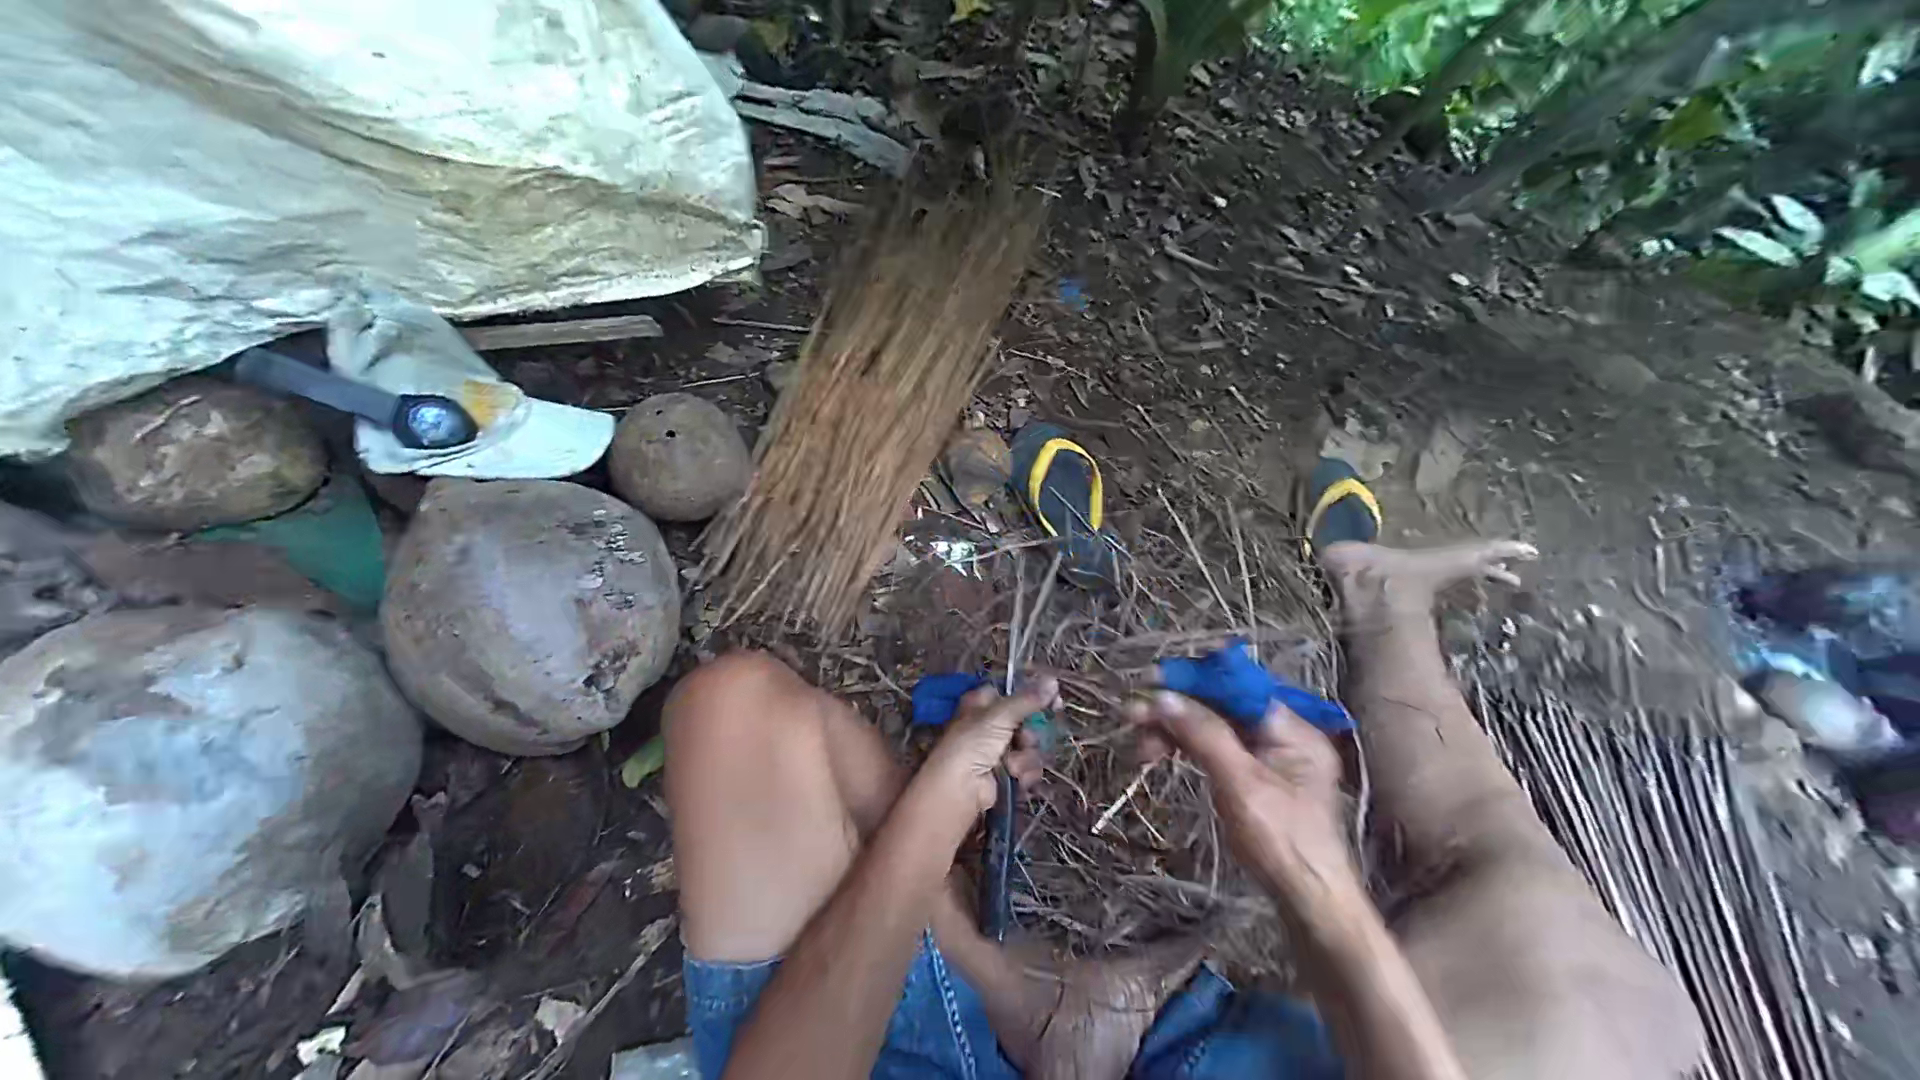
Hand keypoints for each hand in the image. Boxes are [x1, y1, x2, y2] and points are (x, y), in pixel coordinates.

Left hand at [919, 677, 1058, 814]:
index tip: (1054, 700)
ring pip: (1032, 746)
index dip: (1033, 696)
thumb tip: (1053, 681)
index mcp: (982, 703)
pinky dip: (1025, 772)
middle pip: (1027, 721)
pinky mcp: (1008, 772)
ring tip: (1013, 764)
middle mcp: (991, 724)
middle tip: (1025, 739)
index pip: (1014, 692)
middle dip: (1030, 734)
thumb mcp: (999, 715)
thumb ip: (1028, 700)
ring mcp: (999, 749)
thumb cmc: (972, 743)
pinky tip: (1016, 777)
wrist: (960, 789)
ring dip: (1027, 756)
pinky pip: (1030, 766)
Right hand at [1129, 691, 1356, 905]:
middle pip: (1221, 706)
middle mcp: (1283, 735)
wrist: (1308, 903)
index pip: (1237, 688)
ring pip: (1212, 727)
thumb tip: (1163, 697)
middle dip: (1177, 709)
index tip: (1152, 683)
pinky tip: (1159, 752)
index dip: (1193, 682)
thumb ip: (1203, 734)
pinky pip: (1214, 748)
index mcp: (1293, 729)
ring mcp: (1267, 757)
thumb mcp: (1239, 783)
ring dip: (1175, 730)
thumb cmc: (1281, 841)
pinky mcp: (1253, 776)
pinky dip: (1186, 747)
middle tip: (1134, 716)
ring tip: (1140, 744)